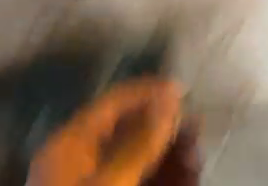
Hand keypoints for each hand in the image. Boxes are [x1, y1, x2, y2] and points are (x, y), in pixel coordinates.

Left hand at [27, 79, 199, 185]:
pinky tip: (191, 179)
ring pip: (140, 164)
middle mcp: (81, 165)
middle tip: (198, 131)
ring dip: (171, 157)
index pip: (111, 105)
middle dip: (165, 130)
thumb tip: (170, 98)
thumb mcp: (111, 184)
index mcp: (69, 147)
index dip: (147, 93)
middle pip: (128, 134)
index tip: (184, 91)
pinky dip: (167, 181)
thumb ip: (140, 143)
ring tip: (198, 158)